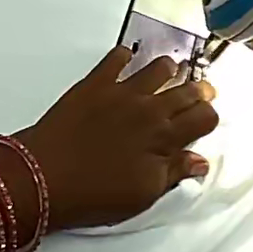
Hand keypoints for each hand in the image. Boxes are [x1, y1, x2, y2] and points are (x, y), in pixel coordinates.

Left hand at [16, 47, 217, 229]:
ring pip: (158, 67)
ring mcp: (122, 92)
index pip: (203, 117)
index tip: (206, 119)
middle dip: (199, 91)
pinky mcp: (95, 83)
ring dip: (168, 70)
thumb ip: (174, 173)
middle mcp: (149, 109)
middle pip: (187, 91)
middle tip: (201, 92)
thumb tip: (198, 161)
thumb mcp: (142, 194)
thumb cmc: (94, 193)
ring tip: (169, 73)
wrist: (43, 177)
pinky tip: (126, 61)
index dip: (209, 116)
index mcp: (164, 137)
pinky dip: (125, 57)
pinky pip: (117, 58)